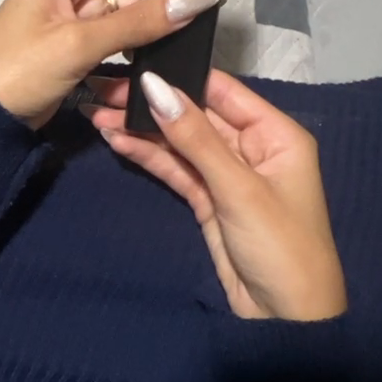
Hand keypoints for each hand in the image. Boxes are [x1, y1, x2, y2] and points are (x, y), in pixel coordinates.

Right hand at [85, 70, 346, 320]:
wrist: (284, 317)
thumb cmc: (278, 244)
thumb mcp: (237, 187)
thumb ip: (195, 137)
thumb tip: (155, 87)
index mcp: (275, 134)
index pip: (222, 91)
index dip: (178, 76)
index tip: (134, 64)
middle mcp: (251, 147)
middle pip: (195, 115)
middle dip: (151, 104)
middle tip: (101, 91)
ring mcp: (226, 175)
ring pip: (179, 143)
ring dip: (142, 131)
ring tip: (97, 115)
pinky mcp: (207, 200)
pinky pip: (175, 169)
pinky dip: (148, 156)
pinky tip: (118, 141)